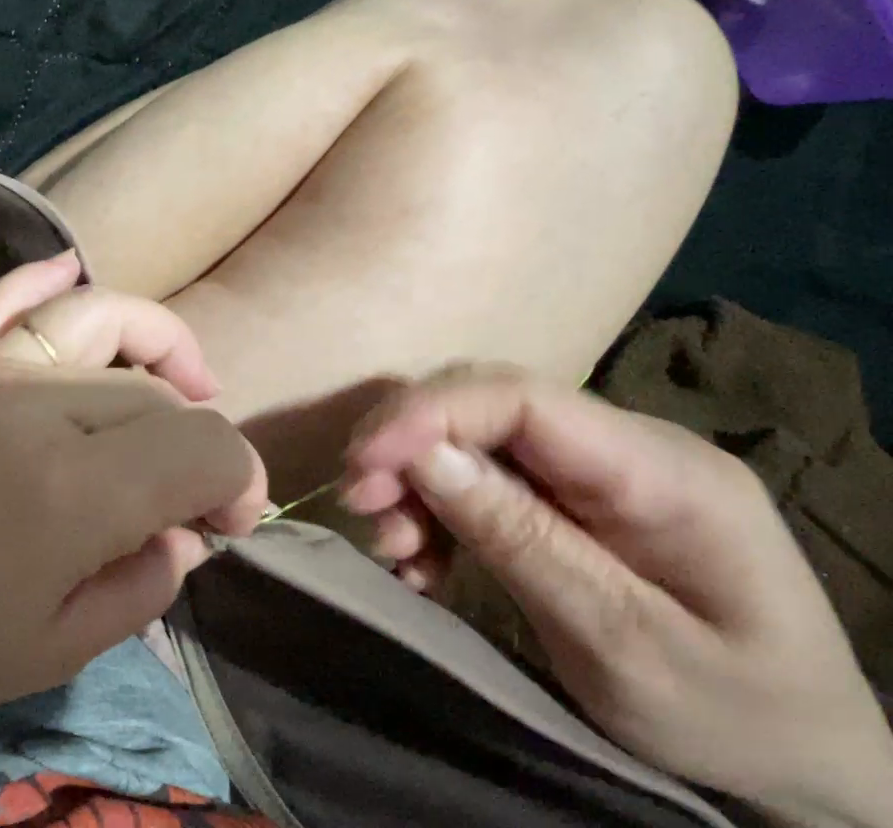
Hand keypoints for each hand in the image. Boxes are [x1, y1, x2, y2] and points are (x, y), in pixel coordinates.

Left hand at [0, 253, 266, 731]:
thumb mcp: (57, 650)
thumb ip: (144, 583)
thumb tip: (183, 531)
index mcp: (72, 491)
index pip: (203, 445)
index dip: (238, 483)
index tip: (226, 527)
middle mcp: (36, 406)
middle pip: (158, 391)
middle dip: (200, 441)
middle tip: (191, 501)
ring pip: (103, 323)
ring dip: (159, 348)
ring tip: (184, 388)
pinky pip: (7, 300)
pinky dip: (48, 279)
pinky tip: (74, 272)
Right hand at [344, 365, 892, 827]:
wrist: (800, 761)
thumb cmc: (730, 714)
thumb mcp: (620, 641)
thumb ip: (523, 540)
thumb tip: (421, 456)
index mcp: (666, 474)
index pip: (523, 399)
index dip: (428, 414)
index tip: (361, 465)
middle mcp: (630, 450)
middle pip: (488, 408)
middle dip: (408, 448)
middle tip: (360, 507)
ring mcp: (602, 473)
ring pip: (474, 442)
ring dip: (415, 488)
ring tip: (394, 551)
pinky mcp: (576, 500)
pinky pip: (484, 481)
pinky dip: (437, 515)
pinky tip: (423, 563)